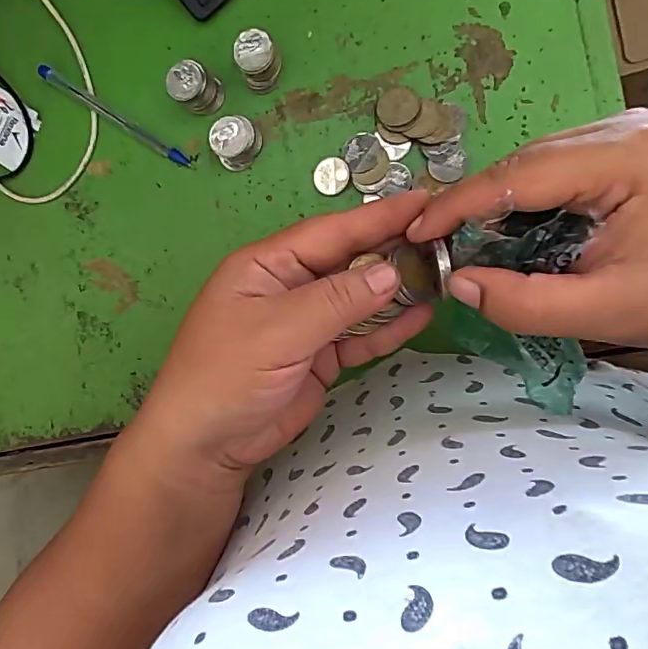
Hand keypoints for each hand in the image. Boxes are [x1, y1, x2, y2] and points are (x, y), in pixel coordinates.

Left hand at [129, 188, 434, 484]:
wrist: (206, 447)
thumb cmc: (226, 376)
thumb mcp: (279, 331)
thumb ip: (337, 301)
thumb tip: (390, 272)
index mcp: (268, 265)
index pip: (332, 232)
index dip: (378, 217)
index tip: (423, 201)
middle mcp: (290, 286)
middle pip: (349, 262)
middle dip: (392, 251)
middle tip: (441, 239)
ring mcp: (306, 323)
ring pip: (358, 299)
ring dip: (395, 291)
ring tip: (441, 276)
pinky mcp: (320, 357)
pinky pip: (360, 336)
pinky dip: (387, 328)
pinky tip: (419, 315)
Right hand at [405, 109, 647, 370]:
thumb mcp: (605, 311)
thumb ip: (523, 302)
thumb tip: (459, 283)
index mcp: (627, 155)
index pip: (520, 172)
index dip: (459, 204)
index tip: (416, 232)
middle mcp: (627, 126)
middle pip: (527, 160)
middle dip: (479, 203)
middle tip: (440, 244)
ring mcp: (633, 130)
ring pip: (541, 161)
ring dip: (505, 200)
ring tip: (475, 242)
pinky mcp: (634, 146)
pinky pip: (564, 166)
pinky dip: (534, 198)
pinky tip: (524, 229)